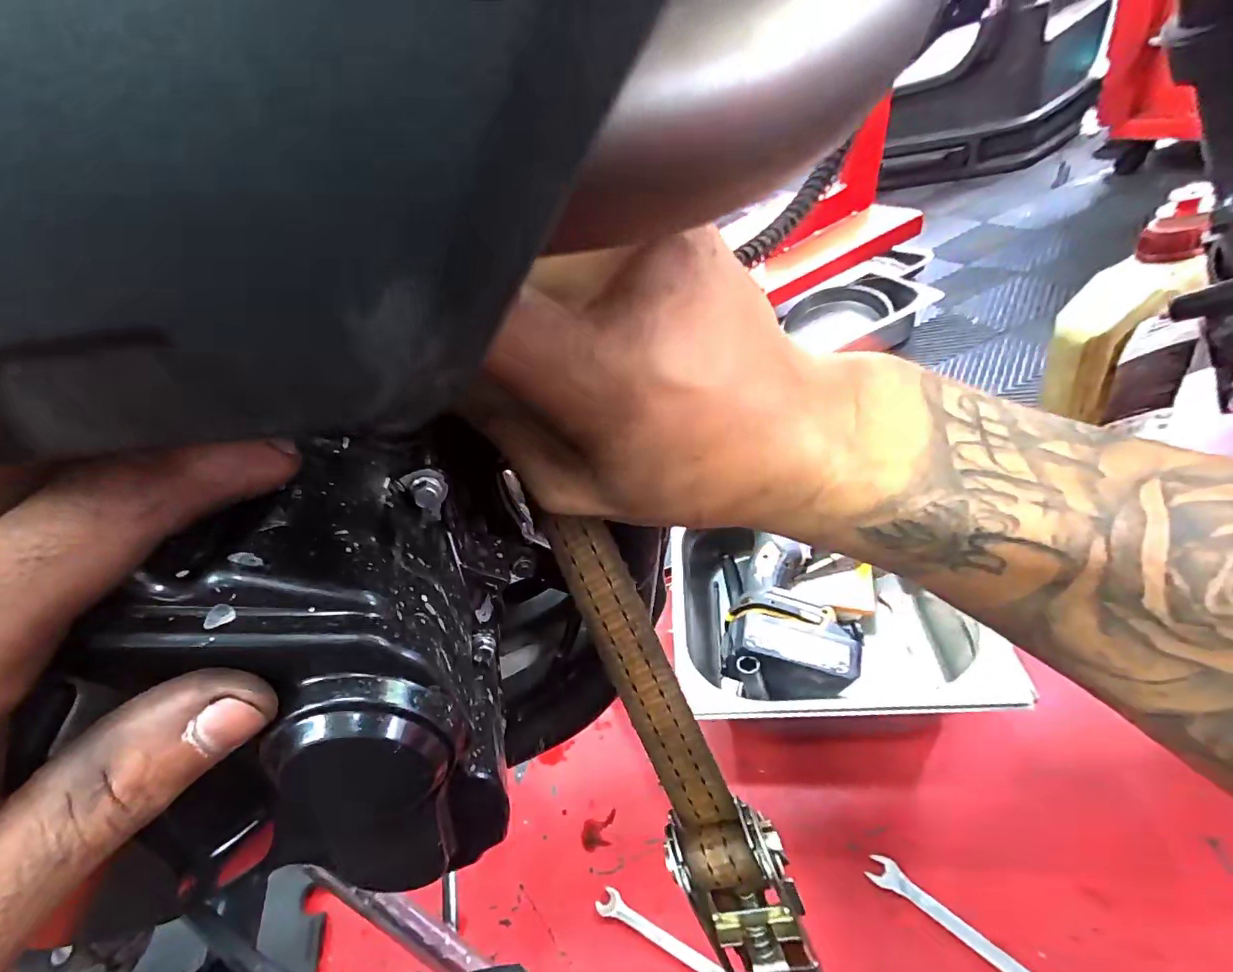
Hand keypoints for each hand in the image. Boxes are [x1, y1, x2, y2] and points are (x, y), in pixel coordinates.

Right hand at [464, 227, 929, 533]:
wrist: (796, 431)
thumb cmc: (695, 473)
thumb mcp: (582, 486)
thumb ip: (503, 432)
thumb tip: (449, 377)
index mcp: (604, 372)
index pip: (487, 315)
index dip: (448, 323)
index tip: (435, 337)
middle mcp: (633, 289)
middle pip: (510, 263)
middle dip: (489, 299)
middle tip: (496, 336)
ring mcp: (662, 242)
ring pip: (548, 239)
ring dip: (530, 278)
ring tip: (557, 324)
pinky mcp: (681, 224)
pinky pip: (592, 227)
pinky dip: (573, 261)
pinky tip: (595, 301)